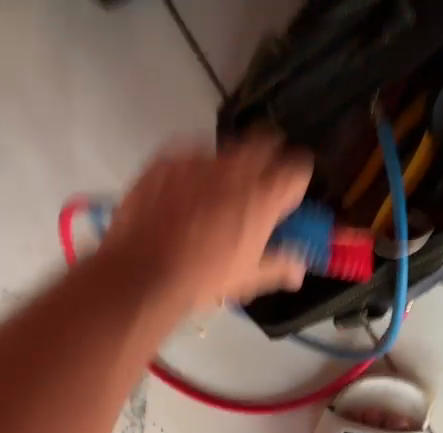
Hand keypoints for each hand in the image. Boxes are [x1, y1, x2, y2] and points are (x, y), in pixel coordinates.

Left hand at [101, 131, 312, 308]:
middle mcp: (234, 171)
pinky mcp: (166, 160)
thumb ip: (280, 265)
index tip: (290, 192)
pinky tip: (186, 197)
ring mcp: (197, 161)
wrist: (144, 272)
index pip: (297, 169)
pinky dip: (194, 171)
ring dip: (230, 166)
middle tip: (261, 182)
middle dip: (267, 159)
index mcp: (263, 198)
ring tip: (218, 195)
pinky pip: (188, 155)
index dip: (296, 180)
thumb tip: (297, 267)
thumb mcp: (249, 278)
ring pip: (226, 150)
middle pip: (264, 143)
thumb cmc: (202, 278)